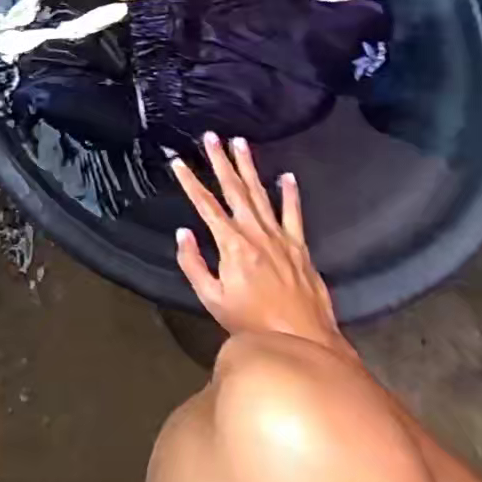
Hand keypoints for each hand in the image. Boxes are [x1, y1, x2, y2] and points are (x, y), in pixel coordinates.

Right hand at [171, 132, 350, 356]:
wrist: (304, 344)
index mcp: (231, 245)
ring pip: (260, 193)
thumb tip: (183, 233)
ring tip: (240, 142)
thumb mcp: (212, 299)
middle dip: (220, 161)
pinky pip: (294, 214)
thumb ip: (193, 264)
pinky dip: (291, 194)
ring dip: (248, 166)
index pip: (205, 205)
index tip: (177, 161)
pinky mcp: (300, 247)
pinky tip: (287, 176)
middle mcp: (255, 233)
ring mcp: (280, 237)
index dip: (189, 182)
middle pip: (233, 189)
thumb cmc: (251, 324)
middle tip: (210, 137)